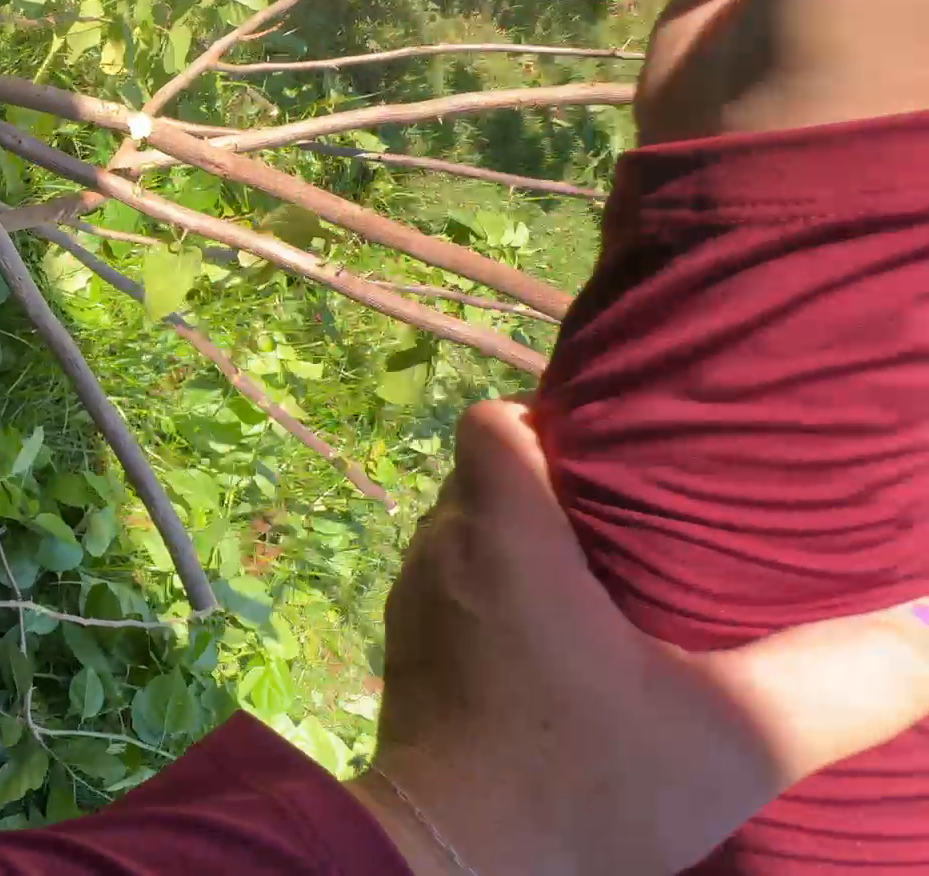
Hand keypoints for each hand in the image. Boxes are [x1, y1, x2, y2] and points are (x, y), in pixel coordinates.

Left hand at [345, 402, 928, 874]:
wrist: (459, 846)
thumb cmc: (586, 777)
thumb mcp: (739, 731)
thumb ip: (846, 673)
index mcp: (502, 537)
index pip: (489, 424)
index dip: (537, 417)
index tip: (604, 446)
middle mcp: (440, 545)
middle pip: (481, 471)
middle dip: (546, 476)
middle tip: (628, 508)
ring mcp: (412, 588)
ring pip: (461, 521)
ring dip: (519, 529)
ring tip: (600, 563)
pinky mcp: (404, 630)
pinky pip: (446, 568)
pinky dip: (491, 571)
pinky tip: (550, 620)